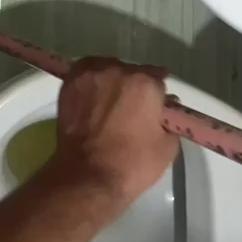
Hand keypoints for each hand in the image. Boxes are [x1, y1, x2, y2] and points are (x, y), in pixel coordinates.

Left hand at [48, 57, 179, 209]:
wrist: (88, 173)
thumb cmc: (132, 163)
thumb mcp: (167, 146)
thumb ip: (170, 120)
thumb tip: (165, 107)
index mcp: (145, 83)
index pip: (157, 79)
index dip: (157, 95)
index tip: (154, 106)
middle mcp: (117, 70)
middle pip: (131, 72)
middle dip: (134, 87)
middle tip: (131, 109)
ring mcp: (91, 72)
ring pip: (108, 68)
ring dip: (112, 81)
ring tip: (110, 102)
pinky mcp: (71, 80)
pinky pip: (86, 71)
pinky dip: (92, 79)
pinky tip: (93, 94)